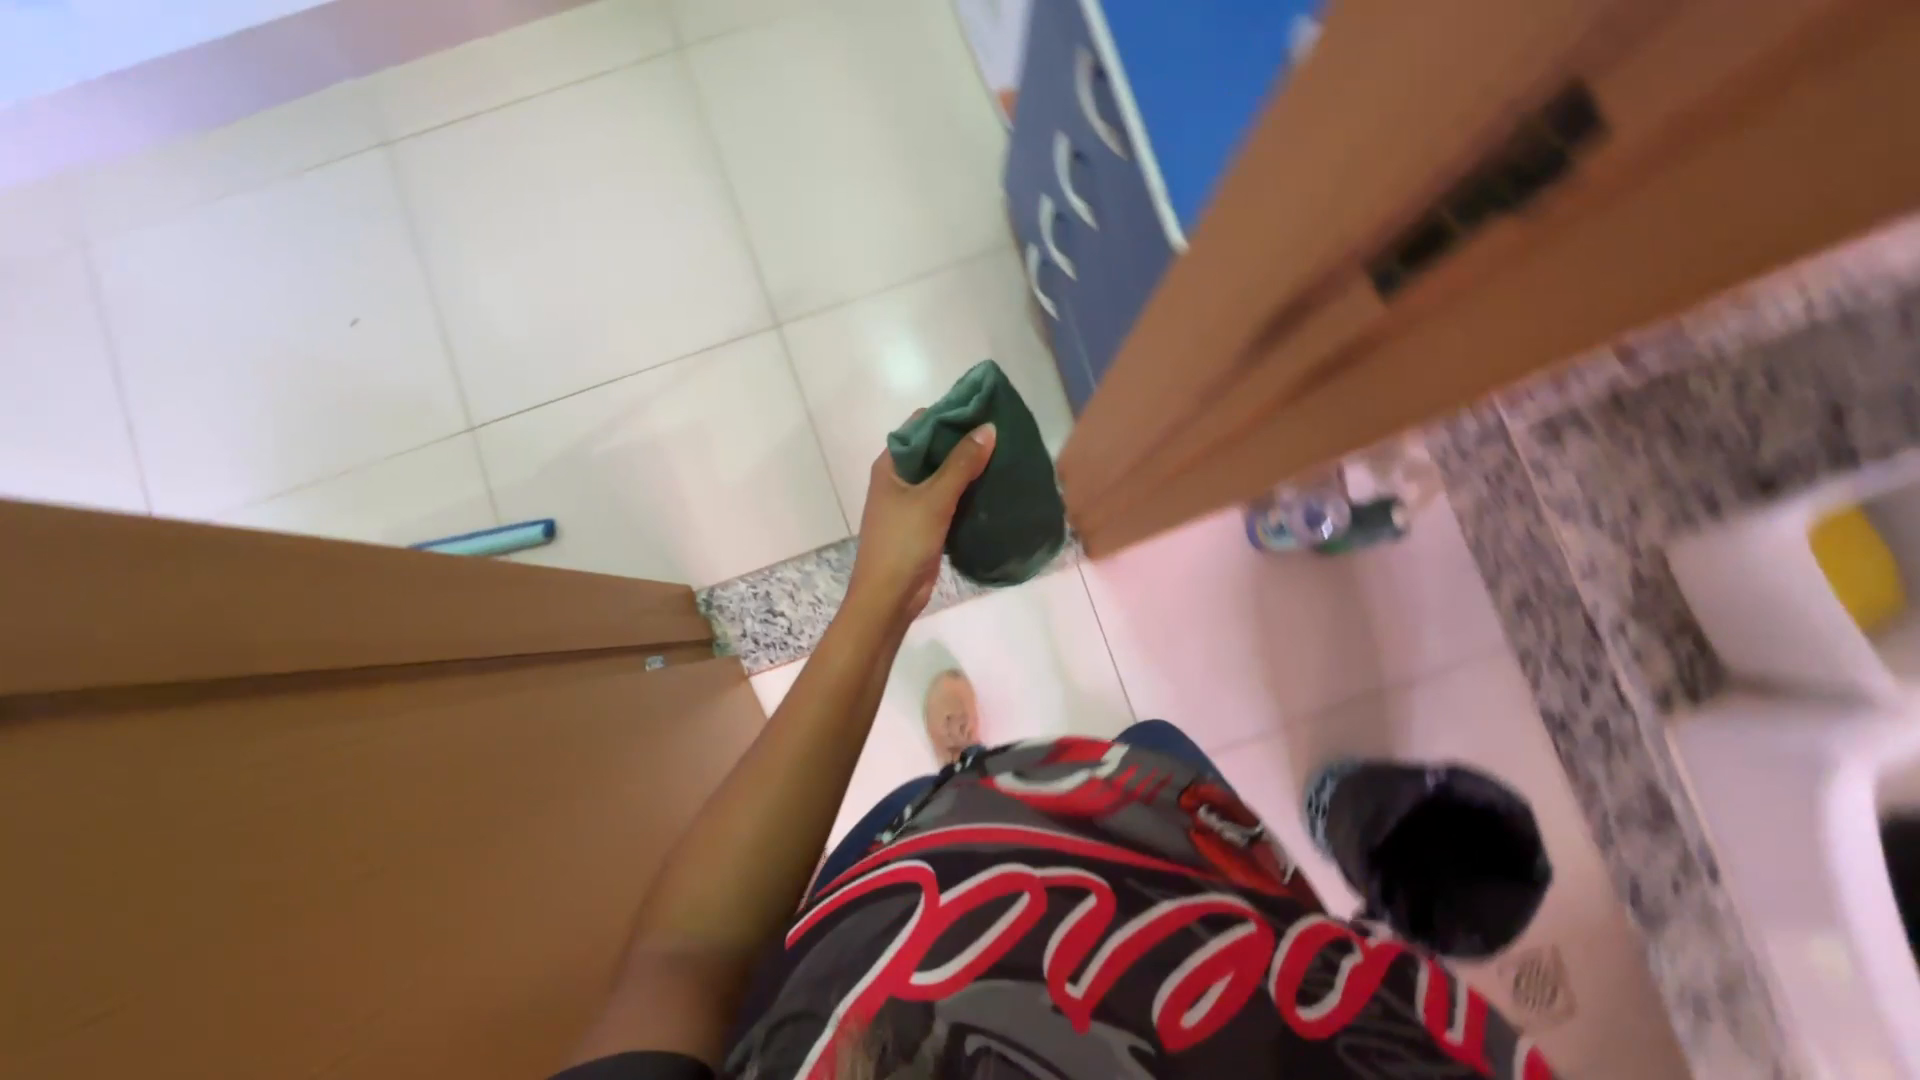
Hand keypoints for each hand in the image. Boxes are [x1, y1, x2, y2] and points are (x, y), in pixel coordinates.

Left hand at [846, 421, 996, 622]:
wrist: (889, 597)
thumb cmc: (903, 543)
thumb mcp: (934, 498)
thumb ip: (961, 464)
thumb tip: (989, 428)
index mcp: (891, 464)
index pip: (922, 425)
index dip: (951, 414)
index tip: (985, 409)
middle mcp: (899, 478)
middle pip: (935, 449)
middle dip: (965, 441)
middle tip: (1004, 433)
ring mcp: (912, 502)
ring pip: (944, 475)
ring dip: (969, 468)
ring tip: (1006, 455)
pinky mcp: (926, 523)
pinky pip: (950, 498)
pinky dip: (968, 492)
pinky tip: (995, 487)